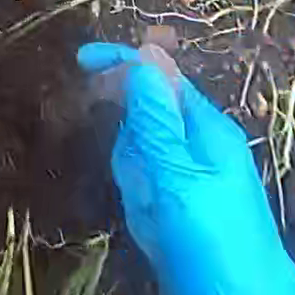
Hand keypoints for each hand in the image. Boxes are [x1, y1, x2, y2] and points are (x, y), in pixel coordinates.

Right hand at [78, 43, 294, 294]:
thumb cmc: (212, 241)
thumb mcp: (177, 174)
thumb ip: (155, 115)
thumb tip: (143, 53)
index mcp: (208, 128)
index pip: (160, 75)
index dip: (122, 63)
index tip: (82, 60)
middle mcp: (202, 146)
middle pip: (146, 118)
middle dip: (132, 146)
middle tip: (141, 183)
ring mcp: (193, 179)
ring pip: (141, 155)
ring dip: (137, 181)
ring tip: (155, 216)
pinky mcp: (182, 209)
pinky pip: (147, 189)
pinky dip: (143, 207)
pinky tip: (157, 233)